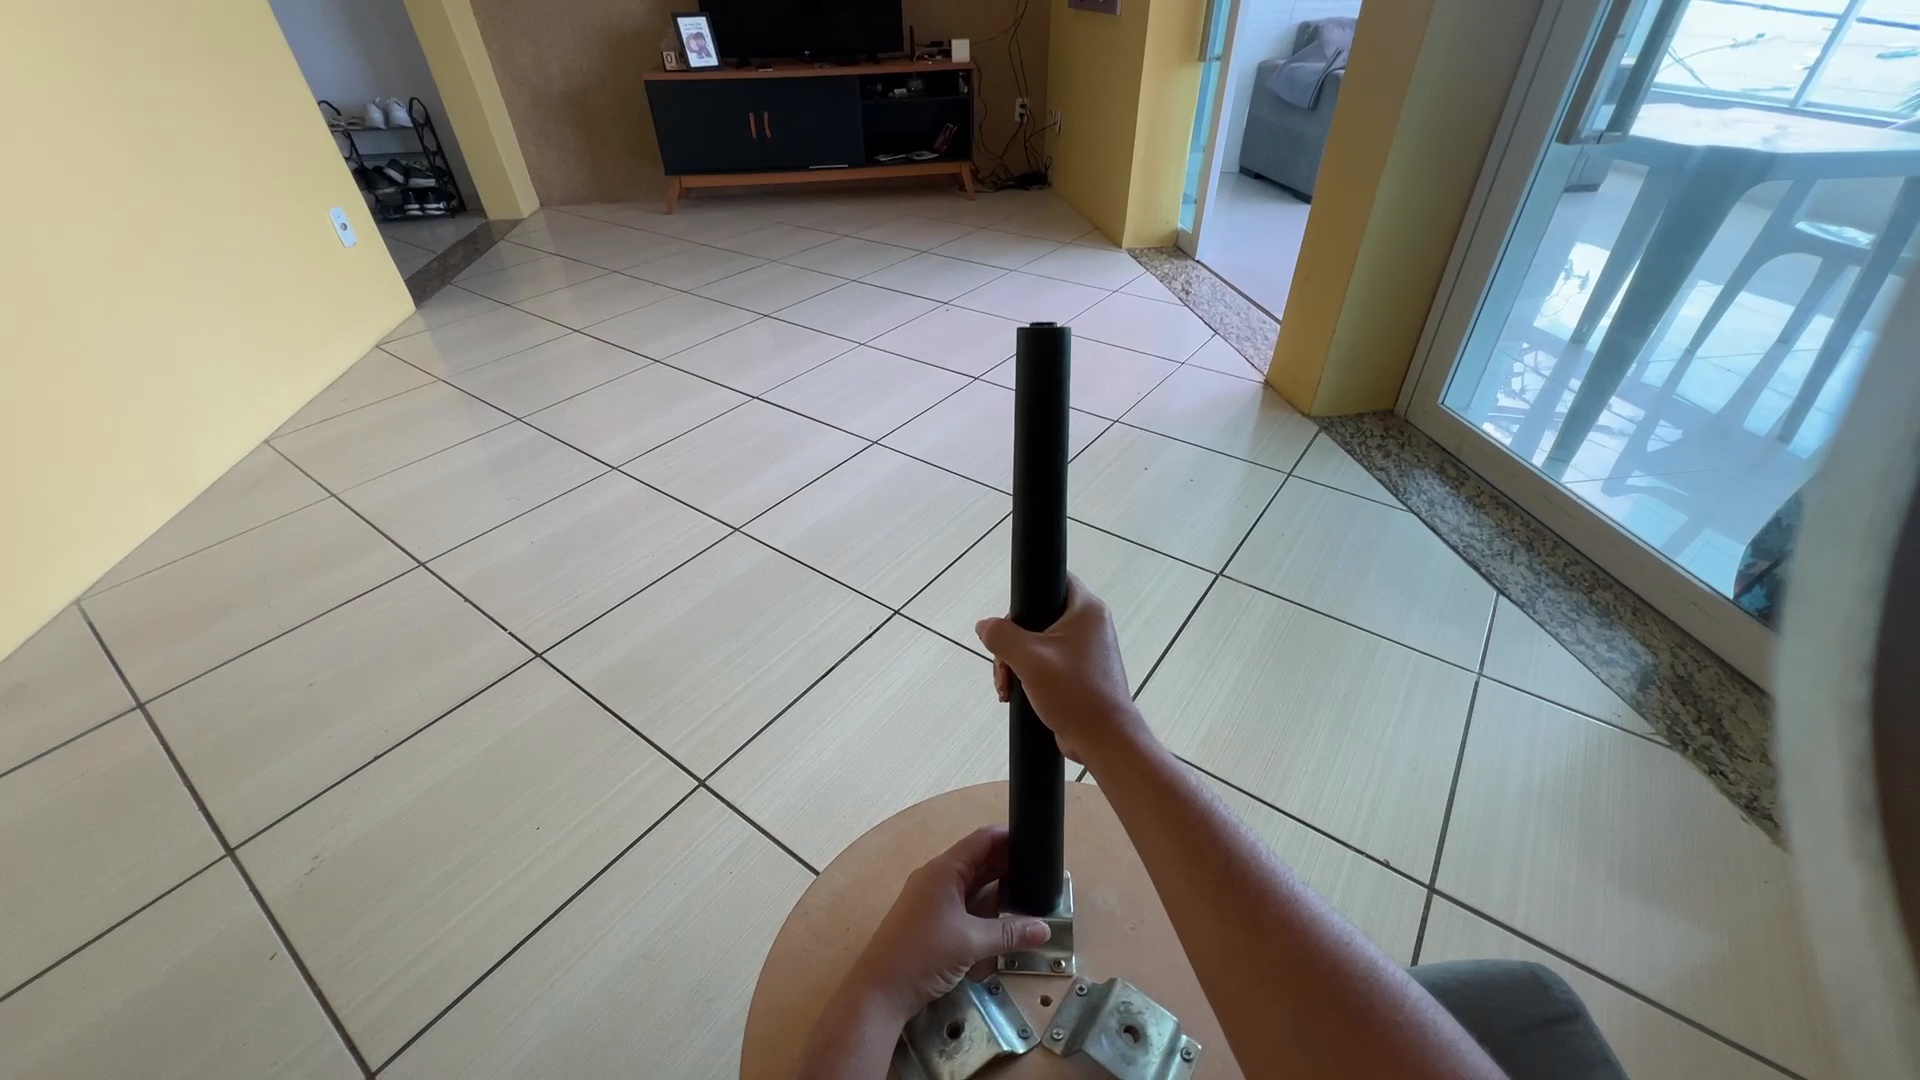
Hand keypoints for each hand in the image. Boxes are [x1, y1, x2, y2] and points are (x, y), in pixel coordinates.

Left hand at [848, 826, 1050, 1018]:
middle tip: (1040, 870)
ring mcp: (931, 898)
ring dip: (996, 885)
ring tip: (1028, 889)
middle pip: (977, 860)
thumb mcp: (971, 943)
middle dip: (1007, 863)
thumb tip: (1044, 930)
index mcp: (944, 870)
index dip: (1008, 836)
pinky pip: (963, 901)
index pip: (981, 840)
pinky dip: (983, 904)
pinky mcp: (930, 918)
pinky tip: (1002, 914)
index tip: (1035, 839)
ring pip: (971, 883)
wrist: (879, 991)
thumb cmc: (922, 955)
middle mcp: (937, 877)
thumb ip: (1009, 934)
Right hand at [975, 575, 1144, 762]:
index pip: (1054, 579)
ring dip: (1016, 663)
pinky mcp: (1081, 672)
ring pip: (1039, 643)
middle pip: (1038, 616)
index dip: (1028, 594)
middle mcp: (1090, 624)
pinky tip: (1015, 694)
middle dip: (1012, 643)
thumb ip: (1001, 636)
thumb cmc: (1073, 692)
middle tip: (1003, 667)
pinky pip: (1047, 663)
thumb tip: (984, 625)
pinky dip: (1029, 675)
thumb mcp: (1028, 659)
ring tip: (1006, 688)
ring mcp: (1086, 649)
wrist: (1103, 739)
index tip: (1010, 621)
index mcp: (1086, 609)